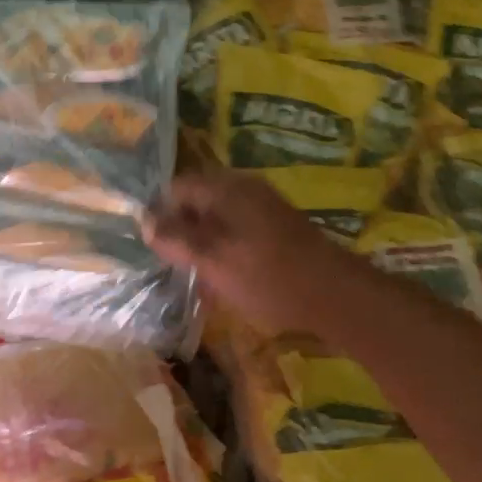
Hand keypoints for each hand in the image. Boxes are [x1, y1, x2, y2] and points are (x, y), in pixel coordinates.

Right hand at [143, 168, 333, 331]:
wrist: (338, 295)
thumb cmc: (268, 276)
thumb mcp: (212, 261)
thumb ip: (175, 239)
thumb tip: (143, 221)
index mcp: (224, 187)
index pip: (175, 188)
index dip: (160, 215)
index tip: (158, 248)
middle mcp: (243, 185)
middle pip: (198, 199)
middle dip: (183, 228)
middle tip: (178, 264)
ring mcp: (265, 203)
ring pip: (219, 214)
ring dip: (206, 240)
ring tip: (202, 274)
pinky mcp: (280, 224)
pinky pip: (240, 225)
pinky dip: (228, 245)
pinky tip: (231, 274)